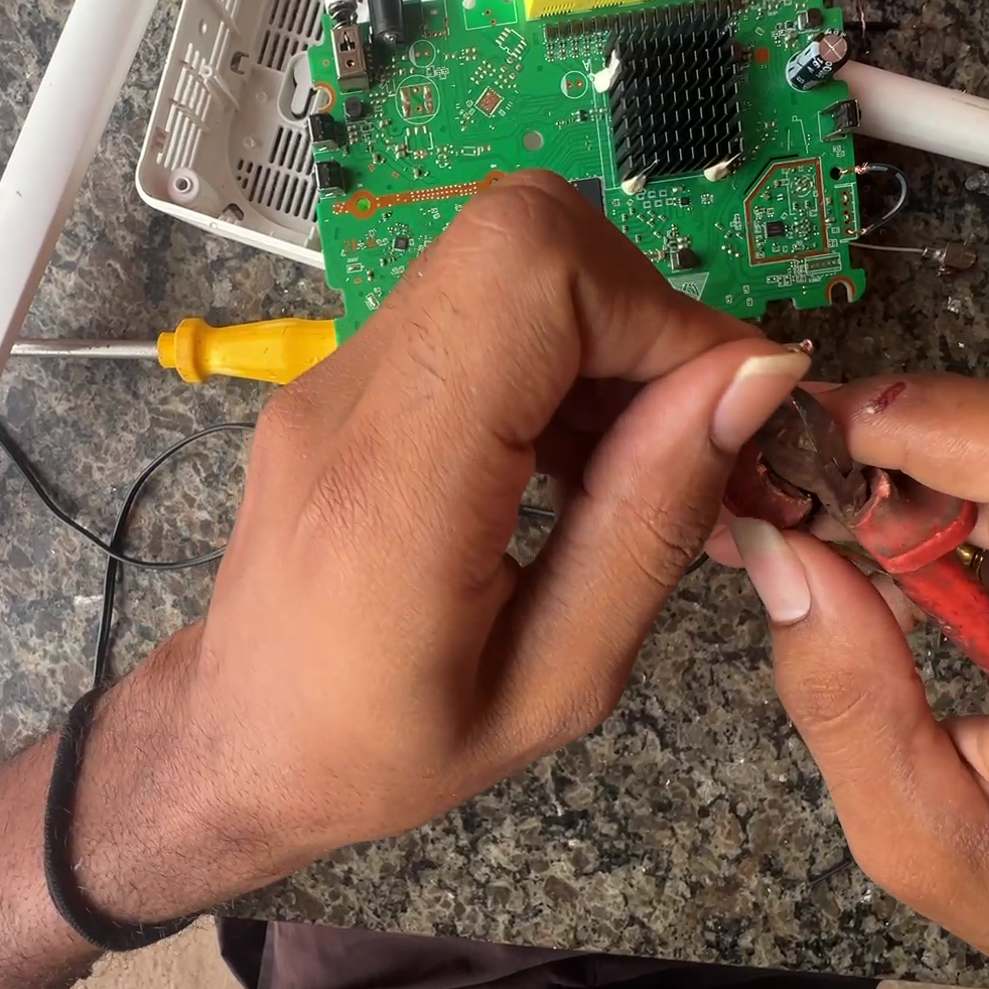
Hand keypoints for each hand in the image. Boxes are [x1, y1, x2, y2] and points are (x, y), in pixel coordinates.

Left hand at [71, 171, 811, 923]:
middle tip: (677, 436)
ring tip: (622, 462)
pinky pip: (464, 316)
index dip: (650, 311)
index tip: (714, 408)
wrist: (243, 739)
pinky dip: (544, 359)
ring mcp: (327, 379)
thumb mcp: (552, 684)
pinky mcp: (334, 383)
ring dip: (594, 341)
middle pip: (516, 238)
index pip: (526, 269)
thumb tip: (745, 382)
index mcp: (393, 486)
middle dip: (634, 317)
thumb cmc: (383, 750)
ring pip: (496, 266)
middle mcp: (343, 399)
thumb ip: (646, 525)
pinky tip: (561, 456)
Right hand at [724, 375, 988, 988]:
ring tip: (839, 527)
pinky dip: (961, 487)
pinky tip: (907, 547)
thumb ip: (841, 697)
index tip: (828, 435)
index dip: (946, 417)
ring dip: (923, 461)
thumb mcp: (919, 843)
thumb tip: (780, 555)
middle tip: (801, 485)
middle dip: (905, 436)